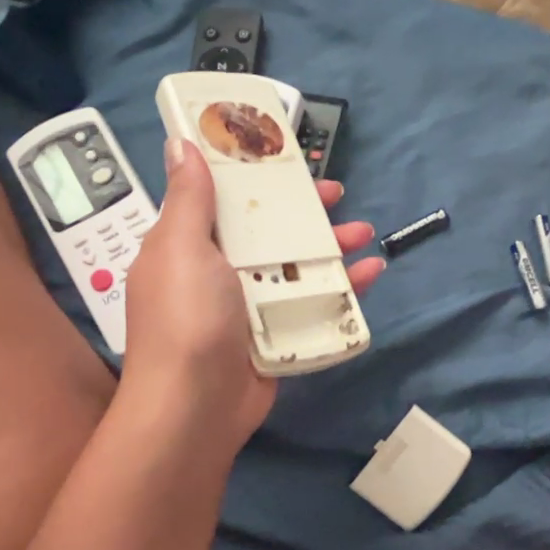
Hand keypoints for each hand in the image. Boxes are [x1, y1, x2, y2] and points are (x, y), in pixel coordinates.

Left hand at [113, 140, 384, 454]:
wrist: (194, 408)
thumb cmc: (186, 318)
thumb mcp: (182, 247)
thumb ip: (190, 197)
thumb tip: (180, 142)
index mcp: (188, 246)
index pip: (226, 200)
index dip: (257, 177)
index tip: (288, 161)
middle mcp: (217, 273)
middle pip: (269, 230)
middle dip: (304, 211)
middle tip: (338, 193)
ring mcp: (248, 307)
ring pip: (296, 264)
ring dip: (331, 246)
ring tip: (365, 233)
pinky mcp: (275, 336)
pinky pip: (312, 303)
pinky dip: (342, 287)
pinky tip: (369, 274)